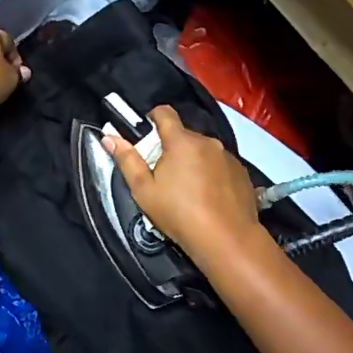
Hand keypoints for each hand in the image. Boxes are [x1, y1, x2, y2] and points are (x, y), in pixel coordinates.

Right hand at [106, 106, 260, 256]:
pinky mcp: (242, 173)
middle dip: (172, 149)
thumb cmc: (179, 214)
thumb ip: (127, 161)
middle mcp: (208, 142)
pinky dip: (213, 175)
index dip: (153, 118)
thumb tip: (109, 138)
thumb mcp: (144, 191)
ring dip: (194, 162)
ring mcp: (229, 157)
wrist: (225, 239)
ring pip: (204, 152)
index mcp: (181, 142)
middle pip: (184, 137)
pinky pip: (221, 166)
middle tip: (163, 176)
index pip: (165, 113)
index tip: (147, 134)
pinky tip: (209, 197)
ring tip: (188, 190)